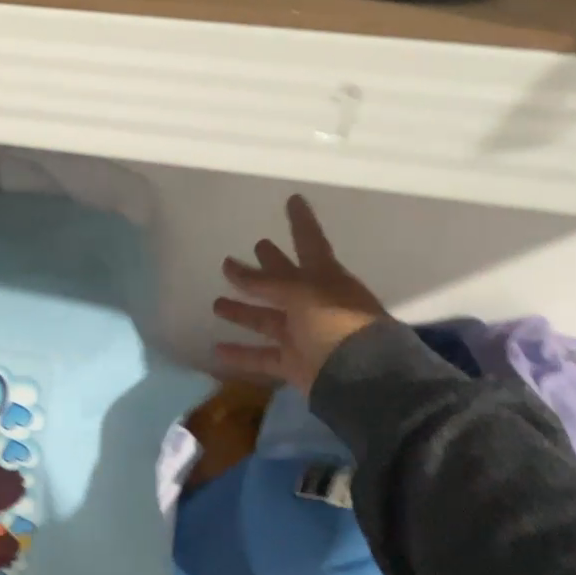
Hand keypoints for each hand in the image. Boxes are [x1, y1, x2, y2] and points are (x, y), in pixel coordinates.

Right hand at [213, 195, 386, 394]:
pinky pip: (261, 356)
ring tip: (216, 303)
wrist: (359, 374)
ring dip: (243, 311)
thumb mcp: (302, 292)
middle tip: (245, 254)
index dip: (300, 222)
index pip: (309, 242)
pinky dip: (240, 354)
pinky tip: (217, 350)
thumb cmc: (336, 322)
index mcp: (324, 278)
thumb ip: (267, 282)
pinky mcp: (294, 363)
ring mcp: (304, 334)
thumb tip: (235, 269)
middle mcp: (314, 303)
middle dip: (266, 267)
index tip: (293, 199)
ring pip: (266, 319)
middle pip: (284, 281)